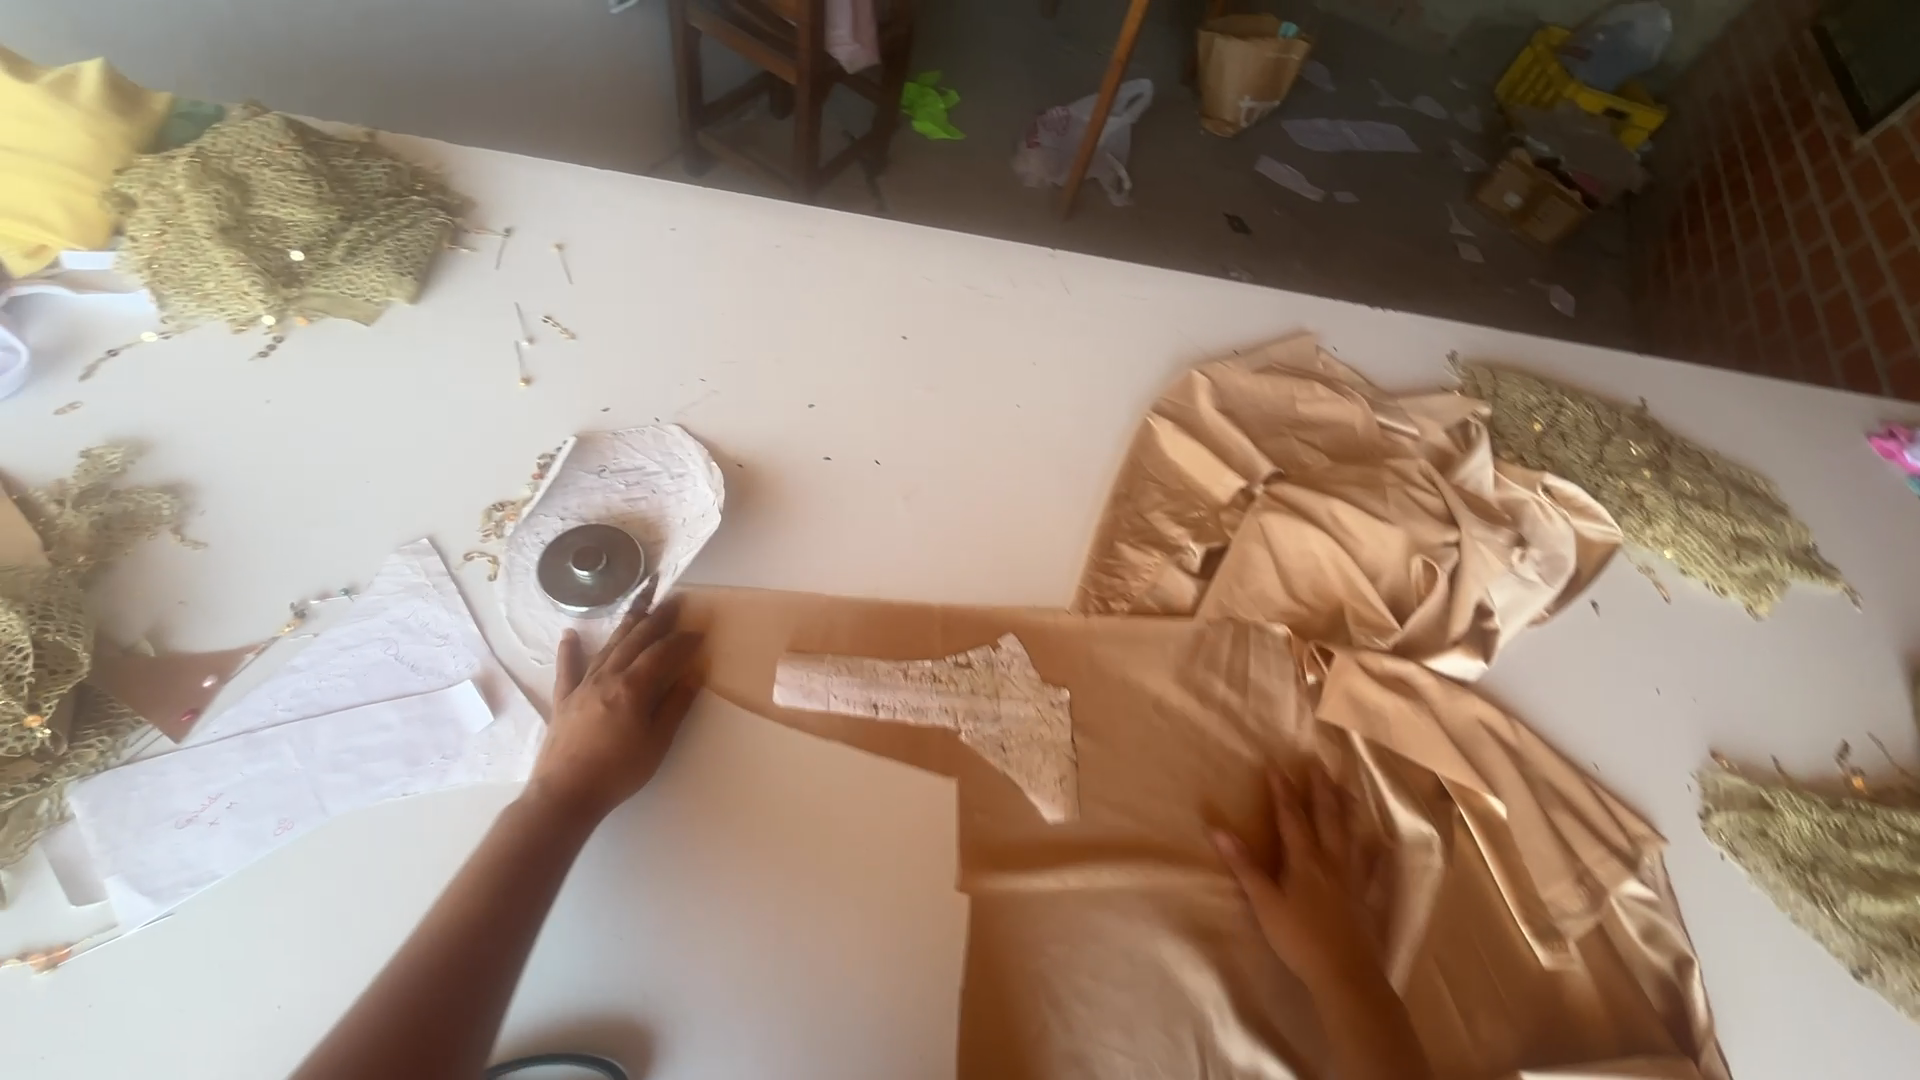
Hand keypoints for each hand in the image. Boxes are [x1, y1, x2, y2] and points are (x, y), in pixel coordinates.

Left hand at [526, 582, 702, 821]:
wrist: (565, 795)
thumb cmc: (618, 771)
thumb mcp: (657, 742)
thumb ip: (675, 706)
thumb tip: (693, 675)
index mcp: (633, 687)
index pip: (662, 653)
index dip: (682, 640)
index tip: (699, 630)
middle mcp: (607, 677)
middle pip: (635, 639)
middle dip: (657, 617)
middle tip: (674, 598)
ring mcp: (583, 686)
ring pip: (608, 646)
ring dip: (626, 622)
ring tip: (640, 600)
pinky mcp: (564, 700)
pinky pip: (568, 669)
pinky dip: (570, 650)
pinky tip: (570, 634)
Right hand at [1212, 759, 1382, 989]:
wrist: (1346, 976)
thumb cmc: (1299, 938)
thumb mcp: (1264, 902)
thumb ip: (1244, 865)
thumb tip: (1217, 829)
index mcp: (1304, 859)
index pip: (1290, 816)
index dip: (1282, 789)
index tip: (1276, 764)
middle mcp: (1331, 860)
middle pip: (1326, 817)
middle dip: (1320, 789)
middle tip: (1318, 763)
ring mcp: (1353, 878)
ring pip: (1351, 835)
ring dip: (1347, 808)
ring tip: (1346, 788)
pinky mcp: (1368, 898)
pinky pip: (1374, 869)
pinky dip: (1377, 852)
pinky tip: (1381, 843)